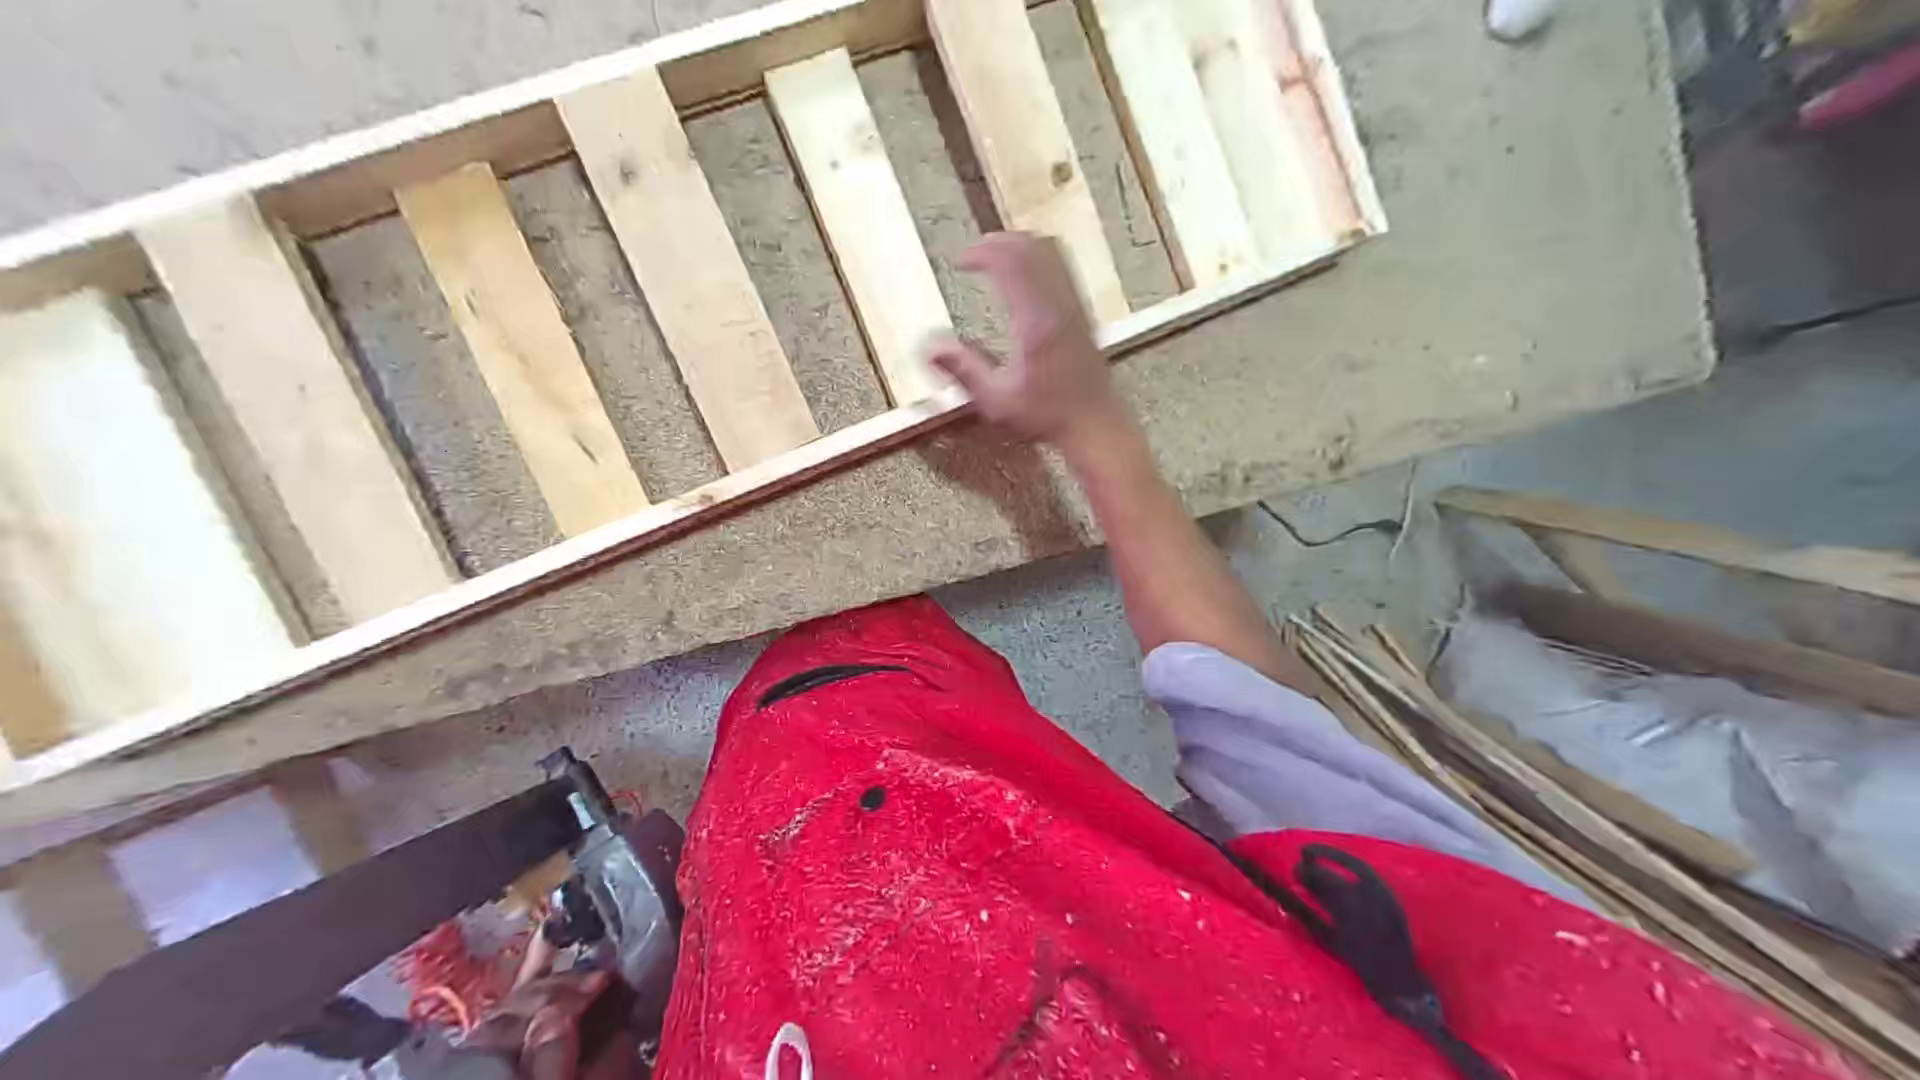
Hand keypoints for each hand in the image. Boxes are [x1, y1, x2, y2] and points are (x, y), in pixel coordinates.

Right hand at [925, 232, 1130, 450]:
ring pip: (1051, 252)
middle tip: (976, 251)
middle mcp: (1057, 307)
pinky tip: (1027, 273)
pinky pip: (1064, 268)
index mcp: (1035, 323)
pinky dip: (1041, 258)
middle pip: (1031, 248)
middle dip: (1000, 242)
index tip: (962, 259)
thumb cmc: (1047, 416)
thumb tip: (929, 350)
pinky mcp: (1082, 313)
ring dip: (1022, 245)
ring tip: (997, 254)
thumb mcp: (996, 400)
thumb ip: (963, 371)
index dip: (983, 253)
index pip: (1009, 265)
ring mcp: (1074, 307)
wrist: (1093, 424)